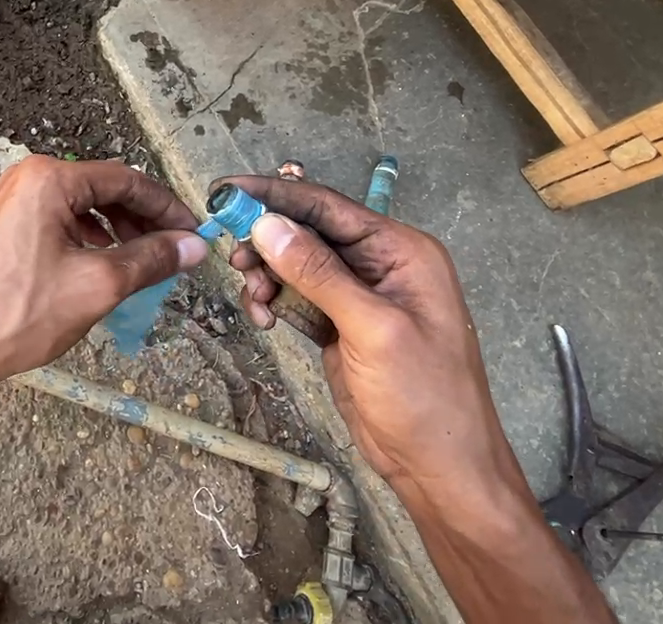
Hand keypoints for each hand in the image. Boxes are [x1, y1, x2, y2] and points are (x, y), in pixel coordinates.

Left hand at [0, 157, 206, 397]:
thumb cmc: (20, 314)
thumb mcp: (98, 284)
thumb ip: (151, 259)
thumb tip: (193, 246)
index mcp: (49, 178)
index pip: (125, 179)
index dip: (165, 206)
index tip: (193, 233)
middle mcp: (27, 177)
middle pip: (102, 189)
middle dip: (141, 219)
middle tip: (172, 252)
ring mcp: (11, 199)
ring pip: (80, 206)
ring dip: (116, 230)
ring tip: (140, 263)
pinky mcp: (3, 224)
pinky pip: (57, 220)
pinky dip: (86, 239)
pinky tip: (101, 264)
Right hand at [217, 176, 517, 499]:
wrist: (439, 472)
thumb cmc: (423, 396)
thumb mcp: (371, 328)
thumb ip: (318, 272)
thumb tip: (265, 223)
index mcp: (399, 250)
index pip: (326, 206)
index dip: (273, 195)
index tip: (223, 191)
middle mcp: (378, 263)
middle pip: (305, 232)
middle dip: (265, 241)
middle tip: (233, 259)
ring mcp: (356, 294)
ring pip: (293, 263)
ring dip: (266, 276)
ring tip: (253, 300)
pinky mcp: (337, 323)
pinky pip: (294, 295)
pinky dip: (273, 302)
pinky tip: (264, 320)